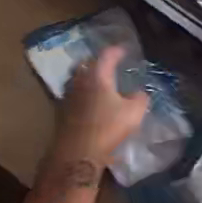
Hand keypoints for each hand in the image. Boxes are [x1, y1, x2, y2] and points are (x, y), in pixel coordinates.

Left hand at [51, 46, 150, 169]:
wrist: (77, 152)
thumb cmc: (107, 128)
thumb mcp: (133, 113)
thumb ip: (140, 99)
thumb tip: (140, 94)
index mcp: (97, 76)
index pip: (107, 55)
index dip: (117, 51)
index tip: (124, 50)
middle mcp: (80, 80)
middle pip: (88, 64)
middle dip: (99, 62)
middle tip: (110, 64)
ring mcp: (68, 95)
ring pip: (78, 78)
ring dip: (89, 77)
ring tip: (100, 81)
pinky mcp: (62, 110)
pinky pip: (74, 93)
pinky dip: (83, 92)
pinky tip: (90, 101)